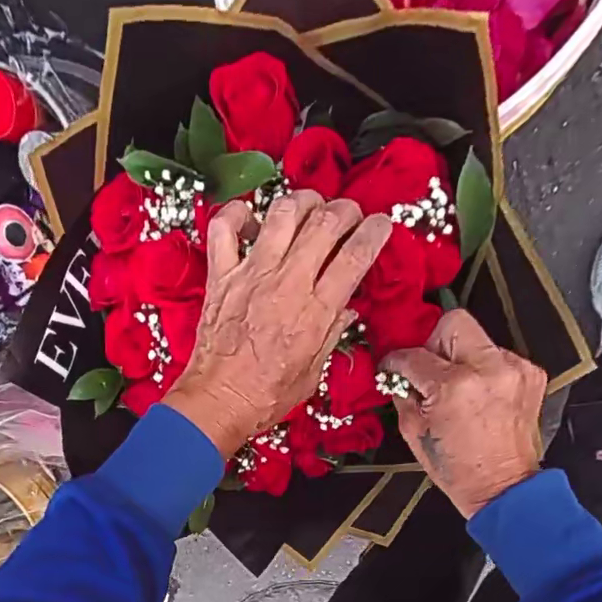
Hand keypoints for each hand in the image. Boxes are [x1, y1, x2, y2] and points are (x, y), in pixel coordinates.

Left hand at [164, 191, 392, 453]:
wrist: (221, 400)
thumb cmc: (265, 395)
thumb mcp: (313, 372)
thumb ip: (330, 334)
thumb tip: (346, 309)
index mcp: (315, 311)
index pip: (354, 257)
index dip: (373, 233)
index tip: (381, 224)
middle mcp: (286, 284)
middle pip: (324, 225)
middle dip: (344, 210)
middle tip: (350, 212)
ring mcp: (252, 274)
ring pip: (281, 214)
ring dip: (302, 201)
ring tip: (311, 204)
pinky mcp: (222, 275)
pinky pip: (224, 227)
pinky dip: (237, 212)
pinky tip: (250, 215)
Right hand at [383, 309, 546, 517]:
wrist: (504, 489)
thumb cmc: (457, 468)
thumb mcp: (413, 432)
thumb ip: (403, 393)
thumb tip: (398, 372)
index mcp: (454, 386)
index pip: (415, 355)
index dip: (398, 361)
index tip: (394, 367)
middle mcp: (488, 369)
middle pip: (454, 323)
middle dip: (435, 342)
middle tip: (431, 369)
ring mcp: (514, 370)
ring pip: (478, 338)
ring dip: (463, 358)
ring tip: (459, 388)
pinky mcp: (532, 375)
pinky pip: (499, 356)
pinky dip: (486, 371)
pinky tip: (482, 396)